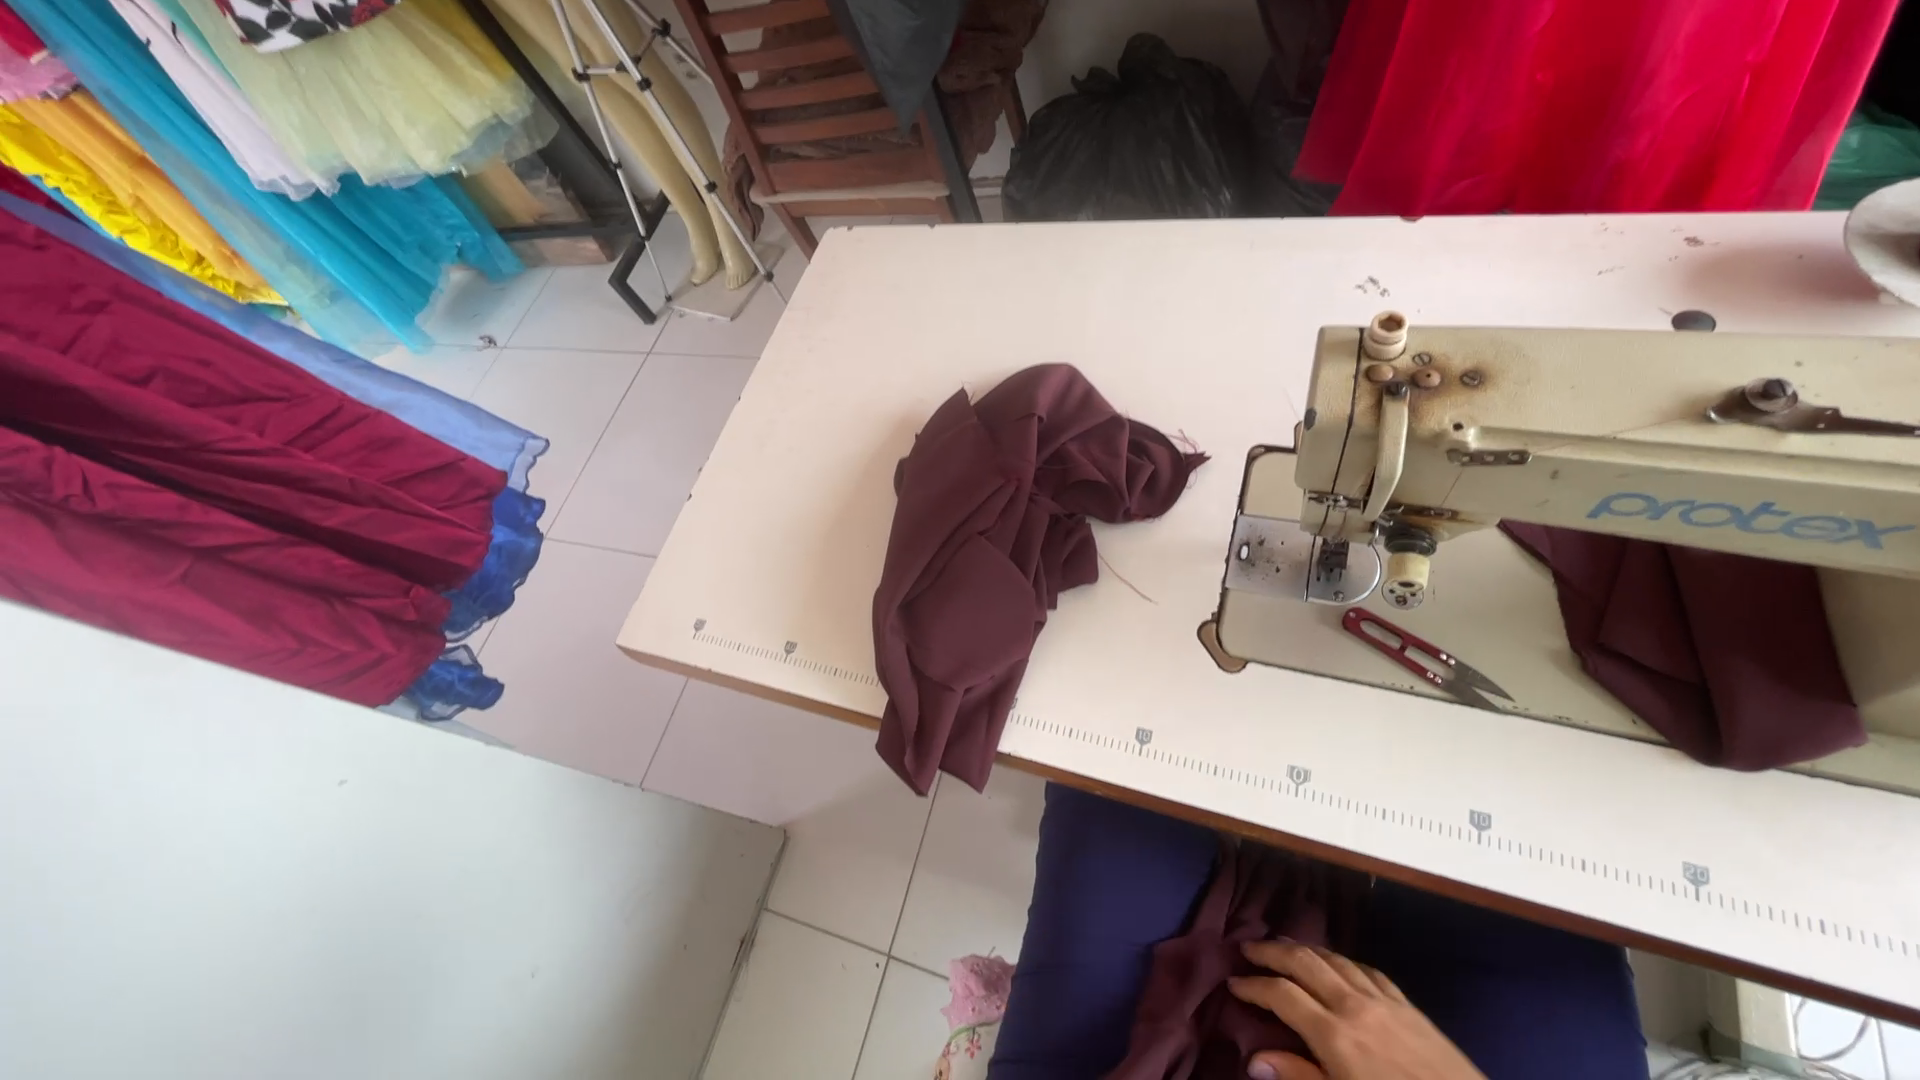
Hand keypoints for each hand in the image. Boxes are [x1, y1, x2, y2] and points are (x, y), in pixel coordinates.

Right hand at [1227, 940, 1486, 1079]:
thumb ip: (1302, 1077)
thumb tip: (1256, 1058)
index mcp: (1335, 1035)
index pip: (1281, 994)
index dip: (1253, 985)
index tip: (1233, 983)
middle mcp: (1354, 1006)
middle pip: (1304, 962)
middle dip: (1272, 951)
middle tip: (1247, 949)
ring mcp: (1384, 1002)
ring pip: (1335, 958)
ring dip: (1305, 949)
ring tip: (1284, 947)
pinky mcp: (1410, 1007)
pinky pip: (1369, 970)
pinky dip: (1343, 960)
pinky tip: (1338, 963)